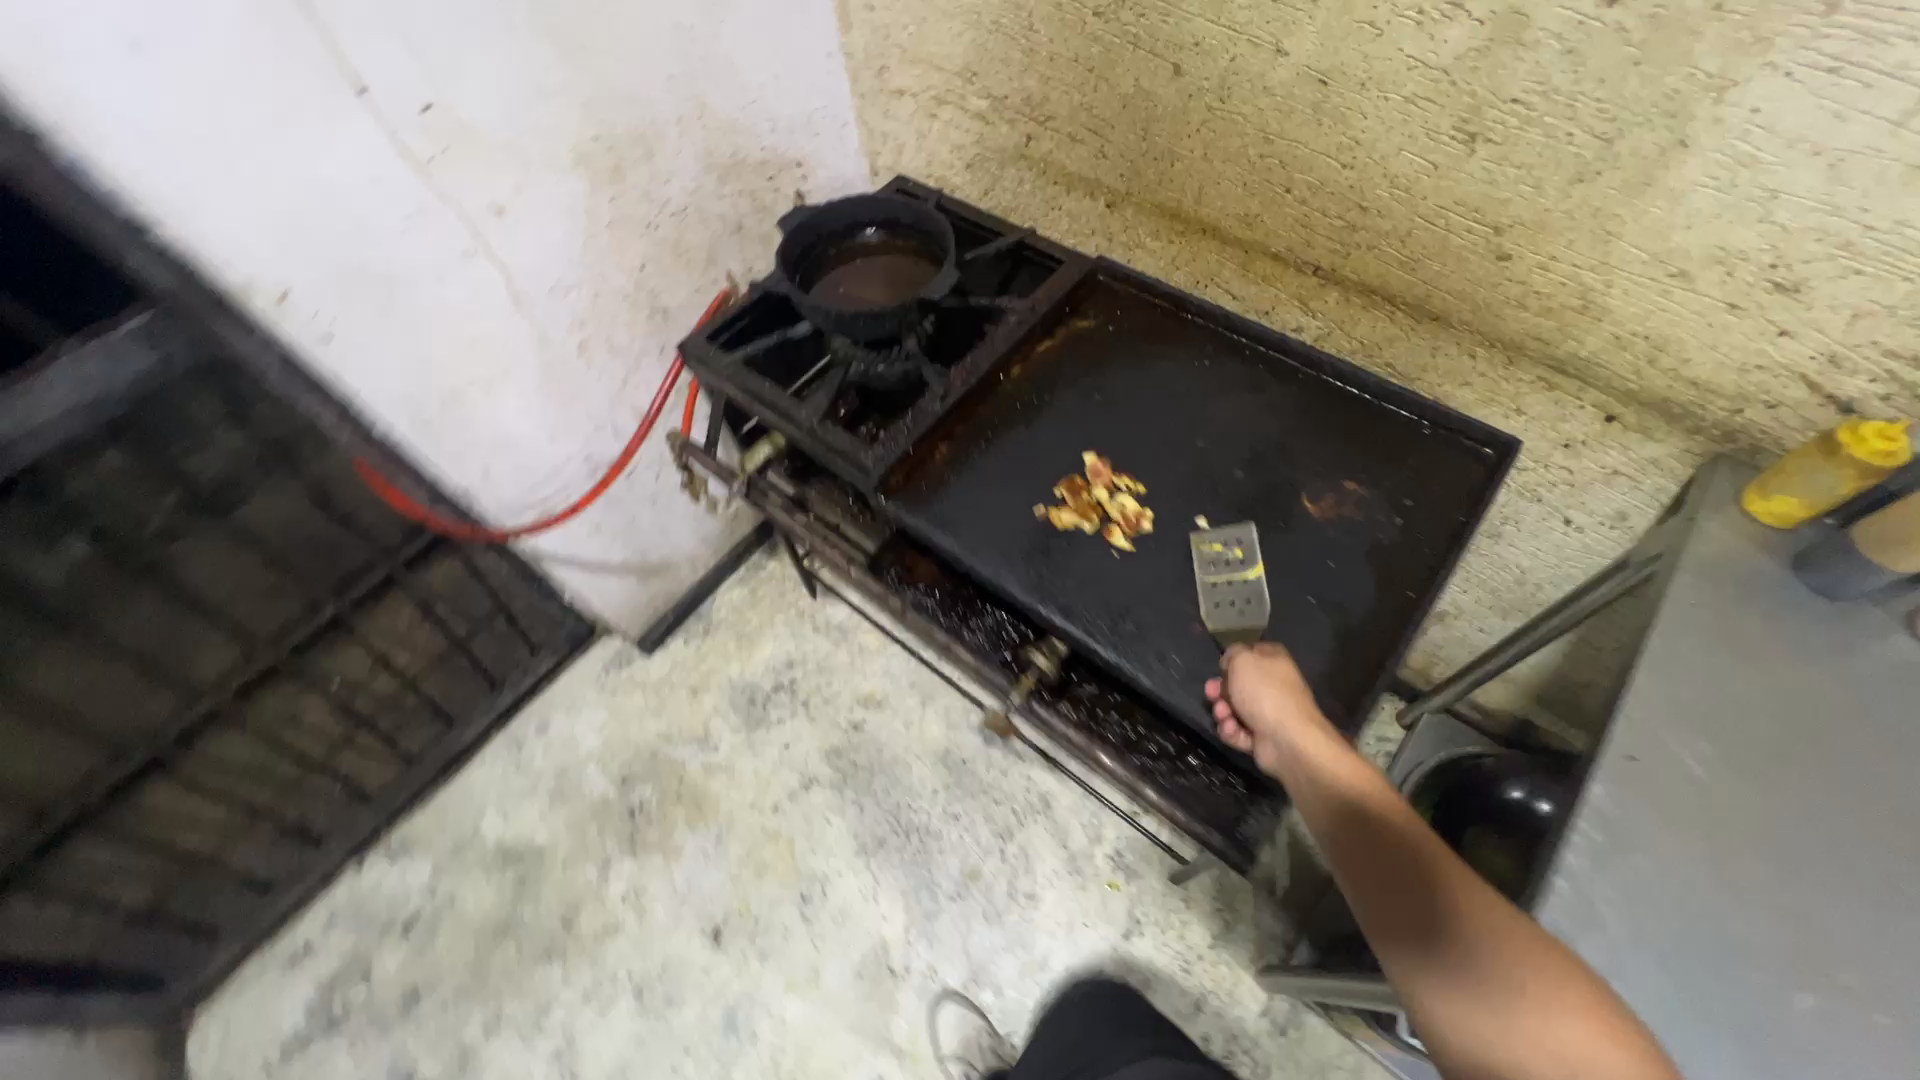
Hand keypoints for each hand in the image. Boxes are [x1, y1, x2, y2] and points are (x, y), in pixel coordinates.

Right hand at [1204, 643, 1336, 776]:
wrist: (1288, 739)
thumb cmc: (1264, 692)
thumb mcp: (1243, 660)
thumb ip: (1233, 653)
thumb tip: (1230, 662)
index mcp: (1274, 662)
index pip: (1253, 653)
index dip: (1234, 659)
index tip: (1222, 667)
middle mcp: (1273, 686)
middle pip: (1238, 684)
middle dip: (1220, 690)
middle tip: (1212, 694)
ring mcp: (1268, 713)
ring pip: (1234, 709)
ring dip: (1223, 712)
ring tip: (1224, 716)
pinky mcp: (1262, 737)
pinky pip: (1238, 731)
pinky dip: (1232, 731)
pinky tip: (1232, 731)